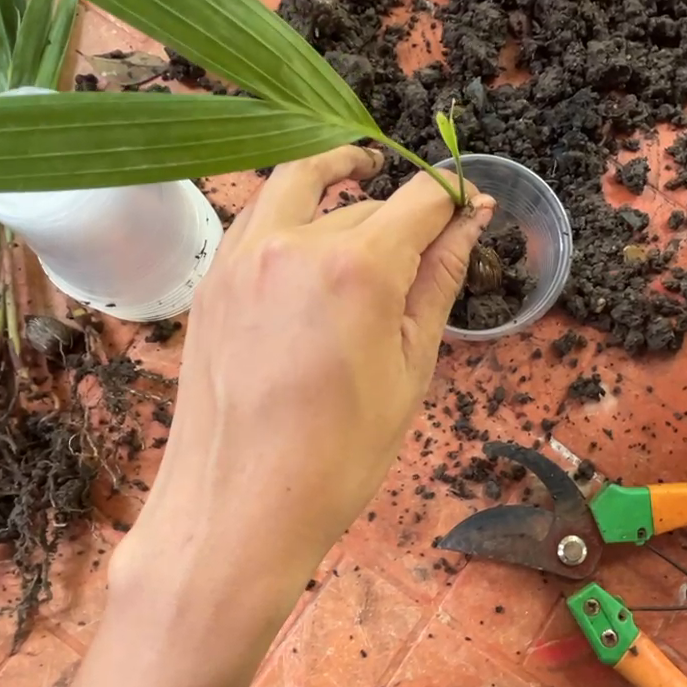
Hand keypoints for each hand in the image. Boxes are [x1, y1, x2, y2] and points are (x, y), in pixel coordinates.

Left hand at [113, 146, 495, 590]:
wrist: (240, 507)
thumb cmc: (342, 452)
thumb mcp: (411, 367)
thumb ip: (438, 281)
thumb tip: (470, 221)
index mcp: (356, 266)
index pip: (420, 200)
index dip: (455, 196)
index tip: (474, 206)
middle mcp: (293, 242)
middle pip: (365, 202)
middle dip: (404, 214)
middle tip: (430, 244)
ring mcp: (242, 256)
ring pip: (302, 191)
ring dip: (339, 181)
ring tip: (363, 179)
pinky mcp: (212, 279)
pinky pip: (258, 219)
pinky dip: (291, 210)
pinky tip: (308, 237)